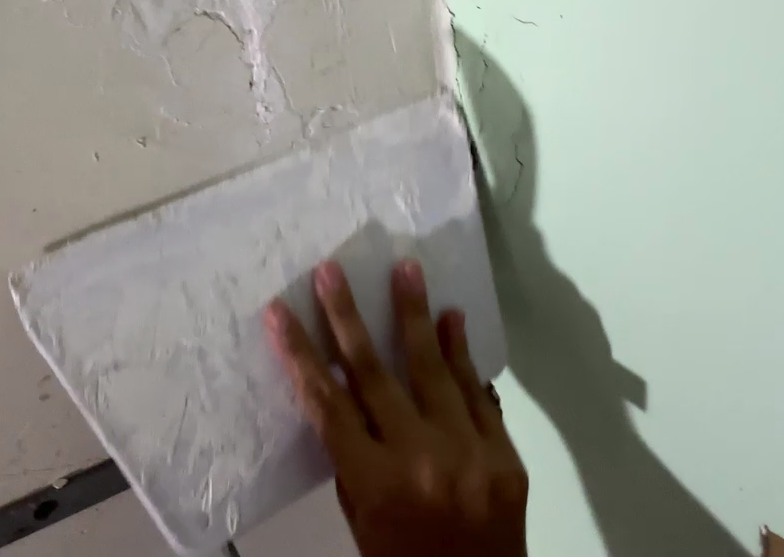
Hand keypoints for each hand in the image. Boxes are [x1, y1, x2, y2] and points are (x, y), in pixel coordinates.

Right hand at [265, 259, 527, 556]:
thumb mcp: (360, 514)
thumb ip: (351, 451)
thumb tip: (341, 381)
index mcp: (375, 481)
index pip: (326, 402)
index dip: (299, 352)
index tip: (278, 310)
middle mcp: (420, 460)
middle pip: (374, 373)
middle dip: (346, 316)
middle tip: (331, 270)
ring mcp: (469, 454)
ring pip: (432, 370)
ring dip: (414, 314)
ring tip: (406, 268)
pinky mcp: (505, 456)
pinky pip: (477, 394)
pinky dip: (461, 354)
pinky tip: (450, 318)